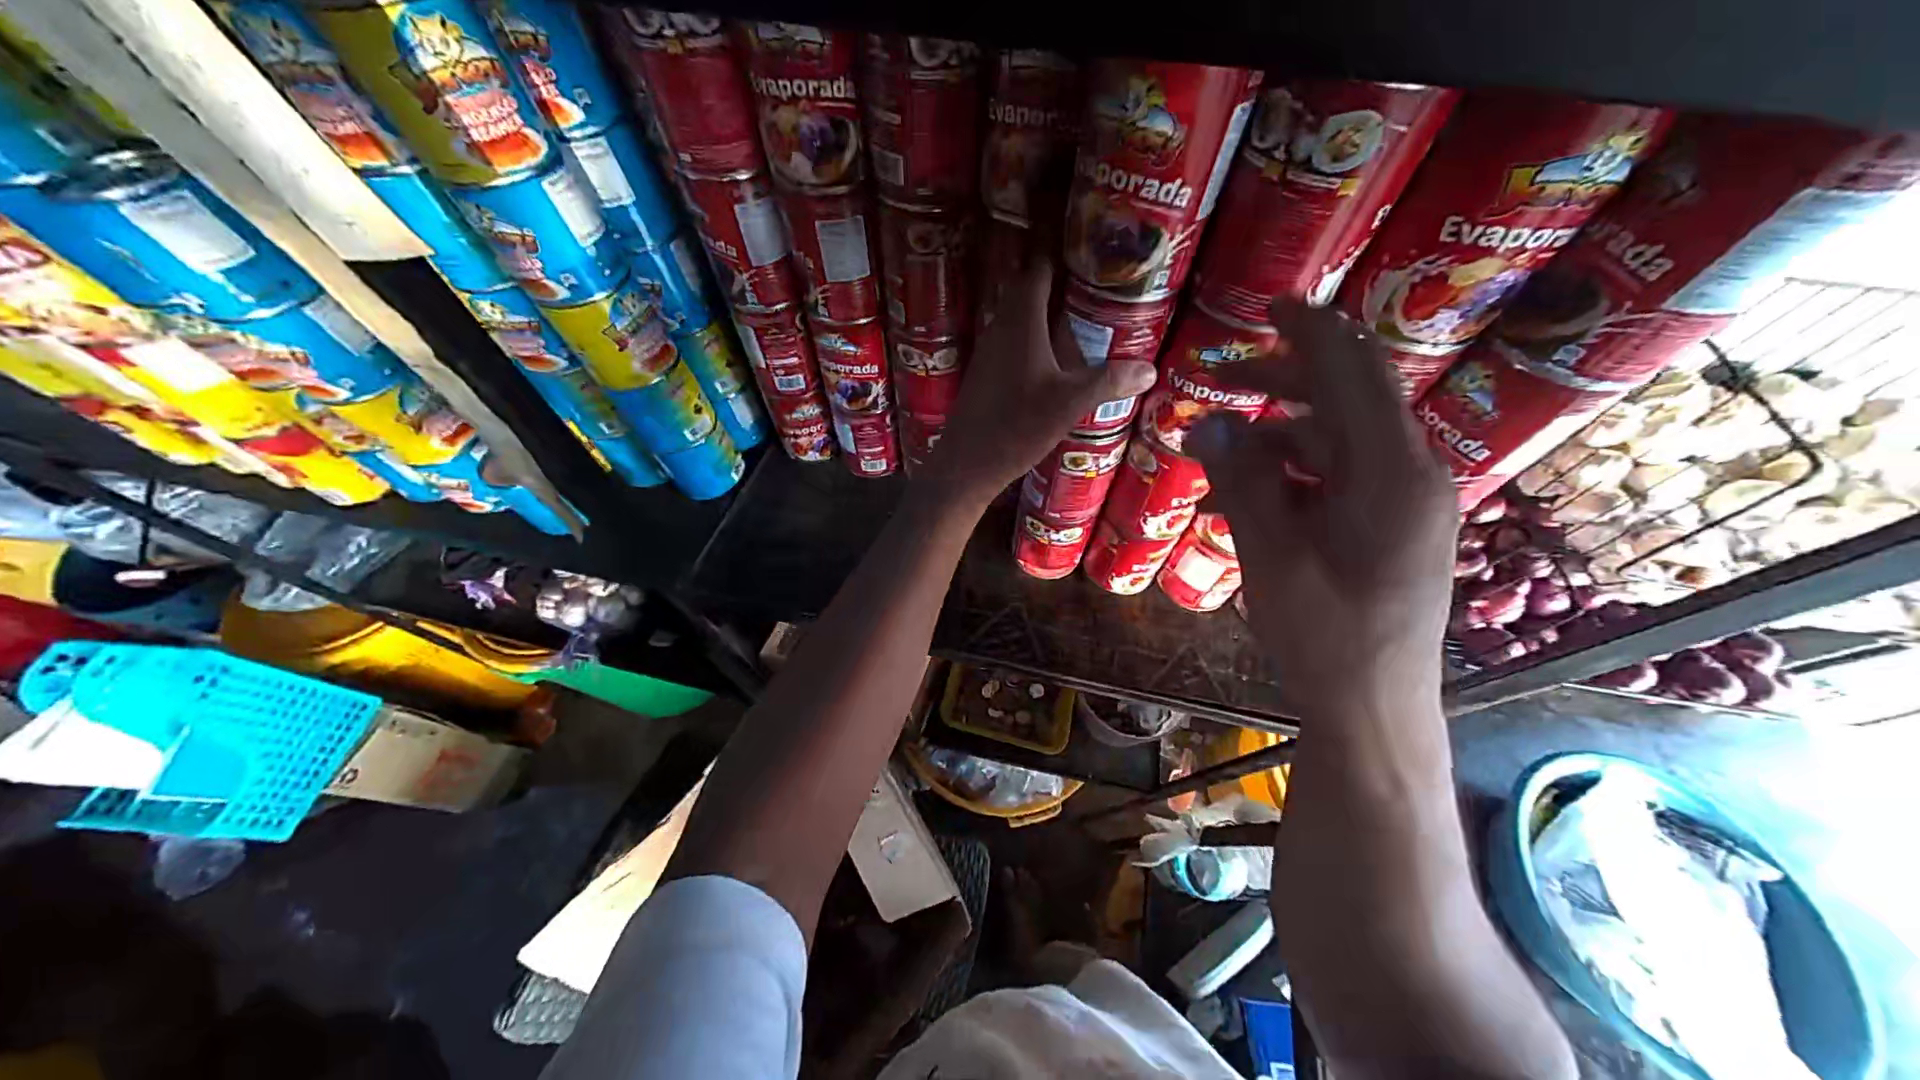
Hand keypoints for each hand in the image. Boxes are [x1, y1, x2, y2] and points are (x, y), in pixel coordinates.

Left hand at [921, 254, 1156, 504]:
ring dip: (1047, 307)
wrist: (967, 463)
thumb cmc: (1016, 426)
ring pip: (1021, 314)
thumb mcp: (1070, 403)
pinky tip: (1057, 353)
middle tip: (1096, 271)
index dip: (1061, 247)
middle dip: (1059, 275)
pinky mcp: (988, 371)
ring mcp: (991, 349)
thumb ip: (1110, 381)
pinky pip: (1016, 338)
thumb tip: (1150, 368)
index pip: (1039, 266)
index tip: (1088, 237)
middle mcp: (1002, 326)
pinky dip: (1037, 334)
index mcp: (1021, 320)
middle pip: (1029, 286)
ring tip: (1084, 307)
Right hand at [1188, 300, 1456, 712]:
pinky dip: (1291, 478)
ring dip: (1274, 441)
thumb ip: (1242, 482)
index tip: (1271, 305)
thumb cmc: (1324, 636)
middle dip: (1280, 387)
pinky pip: (1338, 481)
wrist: (1373, 711)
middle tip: (1218, 382)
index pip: (1354, 374)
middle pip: (1344, 403)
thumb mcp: (1272, 555)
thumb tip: (1204, 424)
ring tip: (1213, 459)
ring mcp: (1403, 505)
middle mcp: (1409, 477)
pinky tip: (1242, 499)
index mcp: (1392, 474)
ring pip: (1335, 445)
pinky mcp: (1390, 530)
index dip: (1311, 333)